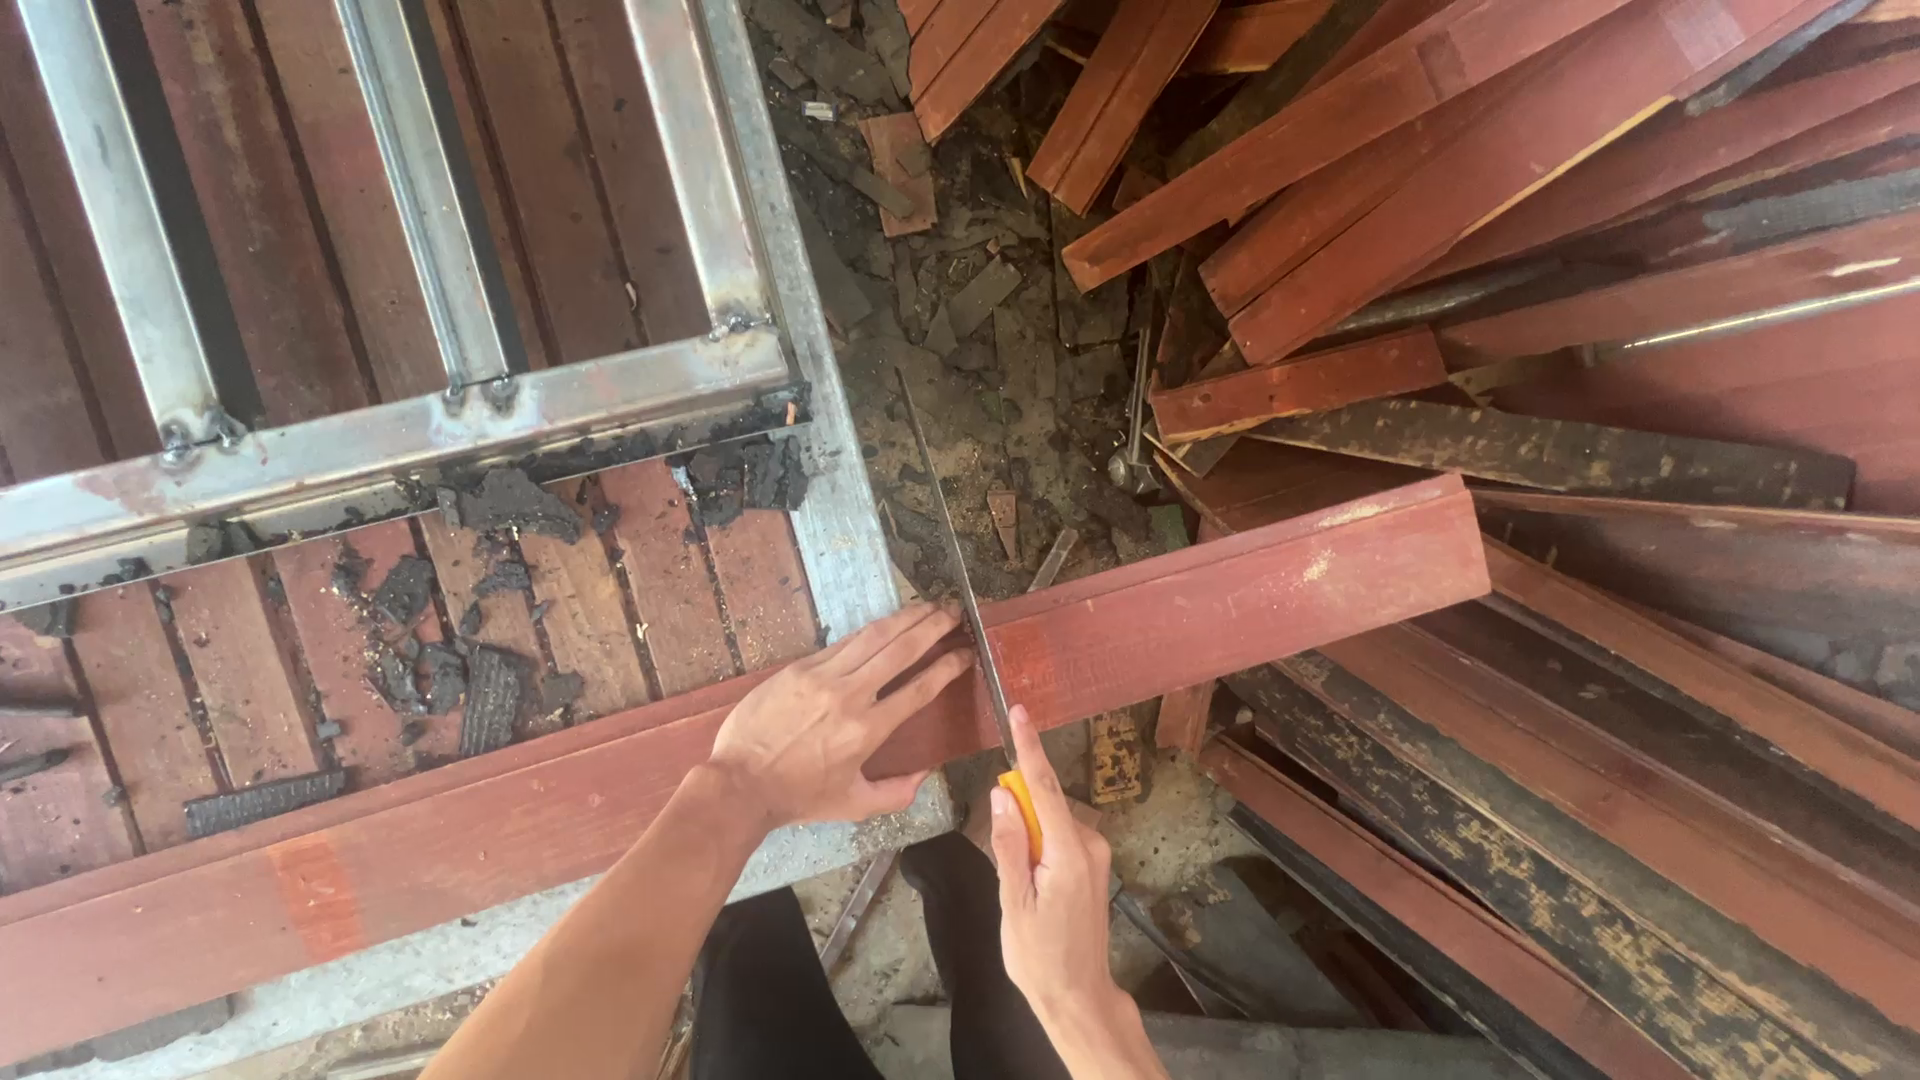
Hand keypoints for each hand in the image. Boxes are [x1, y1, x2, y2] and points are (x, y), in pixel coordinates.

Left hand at [707, 602, 971, 828]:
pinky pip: (843, 642)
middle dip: (933, 626)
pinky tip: (886, 621)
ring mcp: (823, 677)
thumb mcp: (853, 806)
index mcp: (868, 731)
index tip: (966, 652)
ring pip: (873, 636)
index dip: (947, 666)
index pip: (919, 688)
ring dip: (905, 617)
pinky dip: (870, 630)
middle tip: (954, 611)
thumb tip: (925, 775)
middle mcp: (851, 696)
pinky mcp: (800, 668)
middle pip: (901, 649)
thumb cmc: (798, 797)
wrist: (739, 783)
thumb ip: (895, 794)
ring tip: (928, 605)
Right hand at [990, 704, 1119, 1021]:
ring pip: (1051, 821)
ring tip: (1022, 889)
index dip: (1029, 747)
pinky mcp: (1095, 863)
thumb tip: (1001, 794)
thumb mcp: (1013, 902)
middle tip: (1010, 871)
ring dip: (1028, 836)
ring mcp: (1097, 854)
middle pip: (1045, 803)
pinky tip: (1034, 885)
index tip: (1019, 712)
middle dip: (1019, 814)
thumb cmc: (1040, 957)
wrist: (1080, 998)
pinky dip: (1039, 845)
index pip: (1045, 787)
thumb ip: (1008, 843)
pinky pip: (1059, 836)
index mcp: (1070, 852)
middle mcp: (1090, 844)